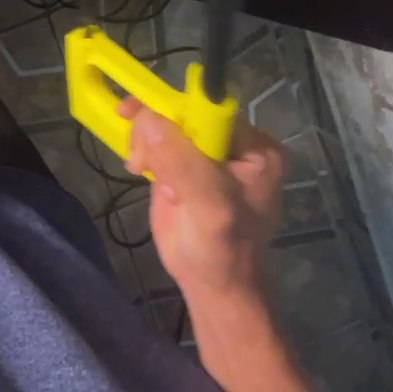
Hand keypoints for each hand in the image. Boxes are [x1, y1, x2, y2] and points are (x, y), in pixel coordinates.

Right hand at [121, 99, 284, 304]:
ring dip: (146, 144)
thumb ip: (182, 162)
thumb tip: (148, 118)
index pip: (210, 108)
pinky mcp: (183, 160)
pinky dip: (142, 149)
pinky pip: (156, 138)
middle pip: (183, 111)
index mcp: (255, 147)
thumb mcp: (210, 206)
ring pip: (164, 123)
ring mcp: (206, 151)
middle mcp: (233, 143)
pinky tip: (142, 169)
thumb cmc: (222, 249)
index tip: (137, 112)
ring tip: (144, 170)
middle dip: (155, 131)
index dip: (175, 108)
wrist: (212, 284)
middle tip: (142, 161)